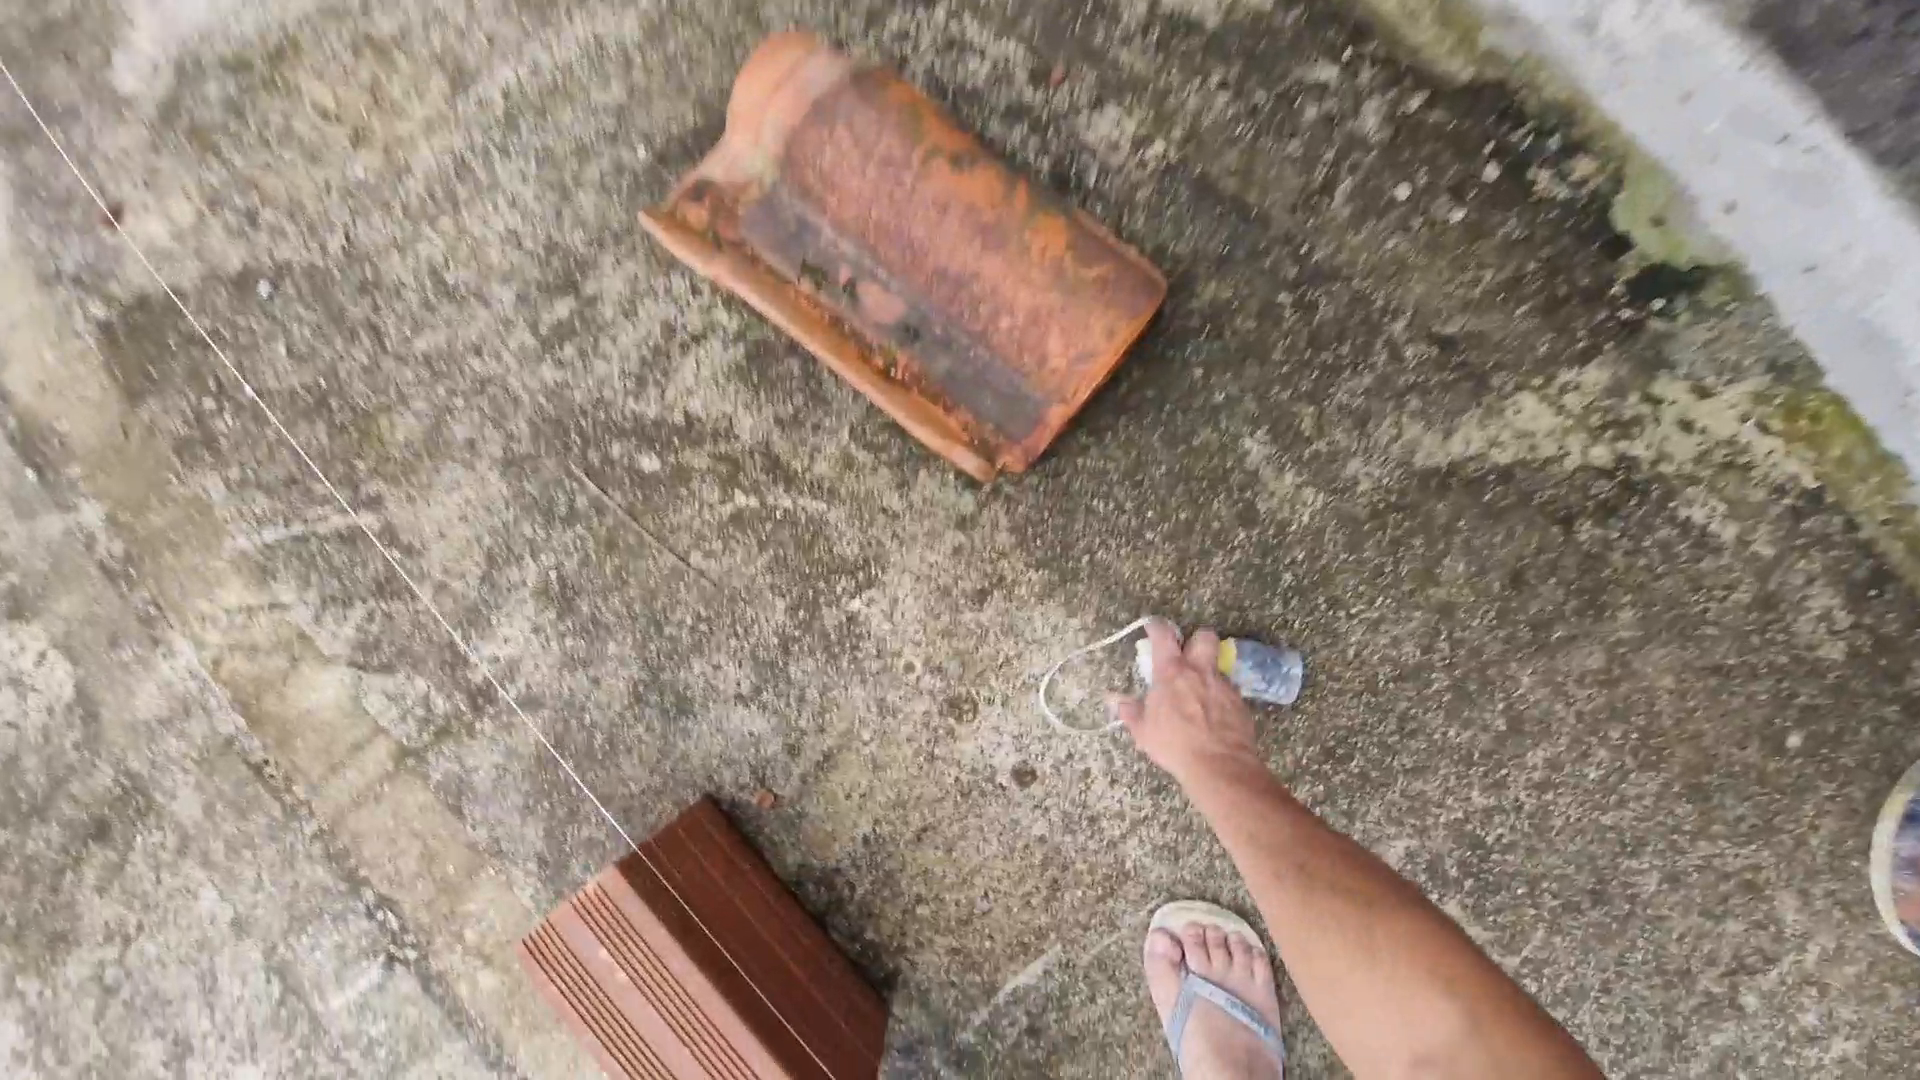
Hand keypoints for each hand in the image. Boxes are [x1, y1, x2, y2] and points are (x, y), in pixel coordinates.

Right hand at [1109, 619, 1263, 787]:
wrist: (1219, 765)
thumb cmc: (1174, 744)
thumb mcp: (1143, 730)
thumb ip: (1130, 711)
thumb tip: (1114, 699)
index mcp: (1172, 673)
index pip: (1163, 636)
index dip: (1157, 627)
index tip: (1152, 627)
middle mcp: (1199, 672)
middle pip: (1204, 637)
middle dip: (1196, 639)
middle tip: (1188, 655)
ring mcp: (1223, 686)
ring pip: (1218, 666)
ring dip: (1208, 673)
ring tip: (1200, 693)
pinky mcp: (1241, 703)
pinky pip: (1229, 691)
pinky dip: (1220, 698)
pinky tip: (1214, 715)